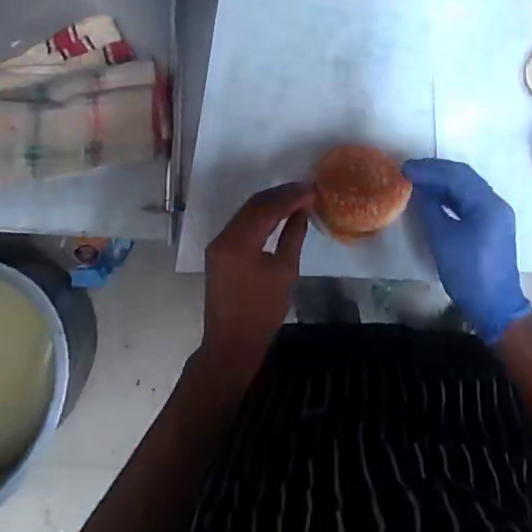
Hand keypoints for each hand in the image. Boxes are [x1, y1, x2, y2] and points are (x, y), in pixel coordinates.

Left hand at [199, 182, 312, 381]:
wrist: (232, 342)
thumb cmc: (262, 311)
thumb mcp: (284, 271)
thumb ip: (293, 236)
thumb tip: (302, 211)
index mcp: (238, 242)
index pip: (266, 207)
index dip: (291, 196)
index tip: (312, 189)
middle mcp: (224, 237)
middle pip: (253, 204)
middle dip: (281, 194)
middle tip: (307, 189)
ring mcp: (218, 243)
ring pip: (246, 211)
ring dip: (271, 202)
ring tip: (297, 197)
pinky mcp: (220, 251)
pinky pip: (242, 223)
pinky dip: (261, 215)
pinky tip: (279, 213)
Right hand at [401, 159, 529, 341]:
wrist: (496, 308)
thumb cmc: (469, 274)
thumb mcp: (443, 240)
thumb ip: (429, 209)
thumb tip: (417, 189)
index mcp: (488, 204)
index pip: (457, 175)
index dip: (429, 169)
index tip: (404, 168)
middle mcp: (496, 204)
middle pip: (464, 178)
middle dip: (436, 172)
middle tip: (408, 172)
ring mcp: (496, 215)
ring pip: (467, 189)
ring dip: (442, 184)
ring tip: (416, 183)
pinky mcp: (492, 227)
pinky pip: (469, 203)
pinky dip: (450, 198)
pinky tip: (432, 200)